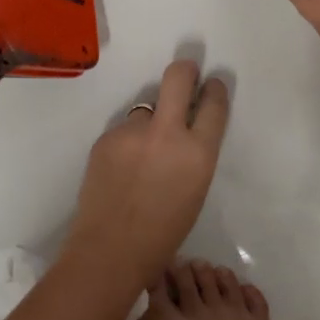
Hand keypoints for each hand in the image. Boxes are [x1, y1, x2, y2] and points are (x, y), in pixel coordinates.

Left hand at [68, 60, 229, 284]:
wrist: (111, 248)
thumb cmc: (163, 234)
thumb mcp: (194, 192)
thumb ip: (192, 157)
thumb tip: (182, 135)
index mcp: (198, 153)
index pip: (213, 105)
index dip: (214, 90)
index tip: (212, 85)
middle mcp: (167, 134)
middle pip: (177, 77)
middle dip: (184, 70)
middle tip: (185, 72)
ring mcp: (131, 133)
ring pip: (145, 111)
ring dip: (148, 122)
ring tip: (140, 155)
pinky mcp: (105, 139)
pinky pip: (122, 131)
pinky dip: (125, 143)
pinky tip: (120, 169)